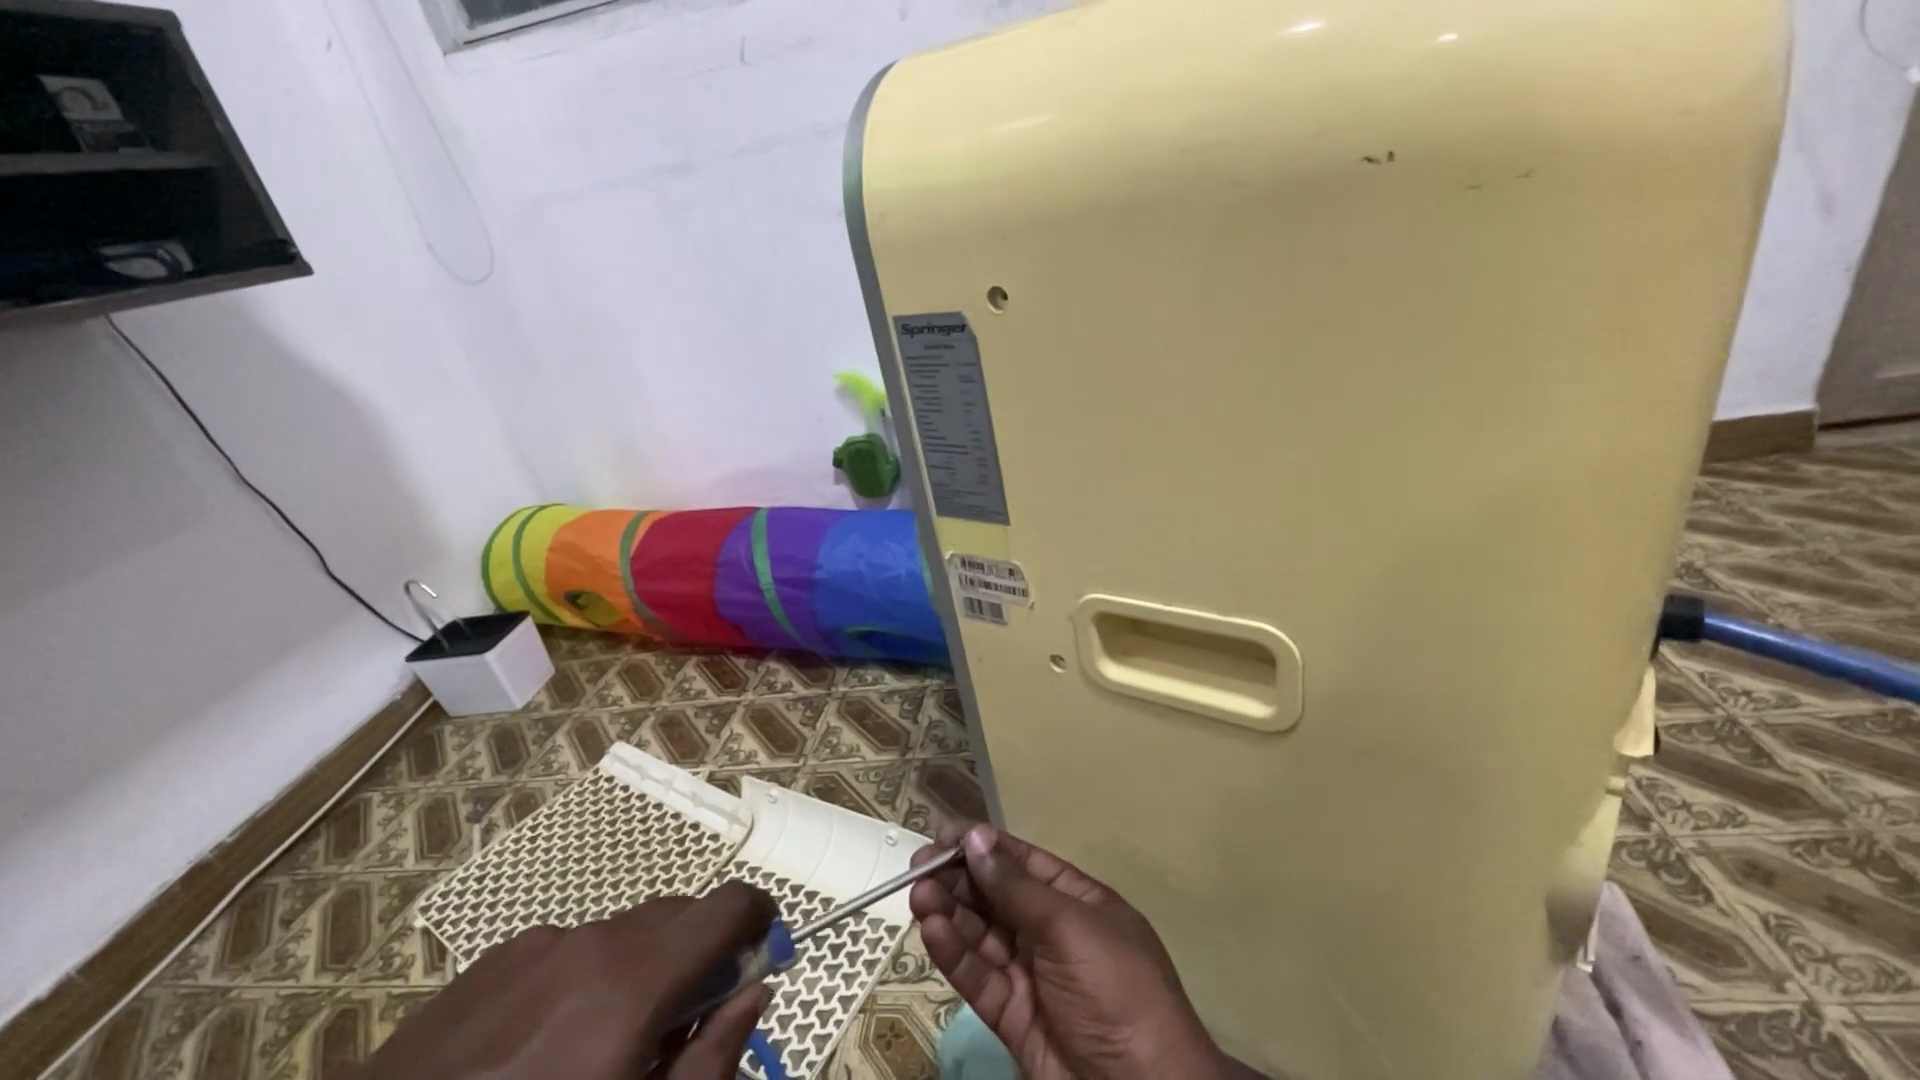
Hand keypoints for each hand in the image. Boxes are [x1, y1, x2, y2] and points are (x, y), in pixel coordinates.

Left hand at [355, 883, 774, 1079]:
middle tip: (692, 1018)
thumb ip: (712, 1055)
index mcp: (635, 982)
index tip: (761, 959)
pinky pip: (568, 949)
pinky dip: (589, 976)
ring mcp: (536, 944)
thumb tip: (756, 991)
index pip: (730, 906)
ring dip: (645, 967)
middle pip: (680, 915)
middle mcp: (592, 942)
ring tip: (612, 1041)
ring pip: (624, 932)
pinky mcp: (492, 959)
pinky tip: (550, 1041)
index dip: (761, 921)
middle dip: (704, 952)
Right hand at [909, 822, 1237, 1079]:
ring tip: (918, 894)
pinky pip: (977, 976)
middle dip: (959, 878)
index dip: (984, 846)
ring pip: (981, 935)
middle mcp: (1052, 933)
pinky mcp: (1010, 1015)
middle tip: (919, 867)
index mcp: (1078, 903)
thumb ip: (1017, 888)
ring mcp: (1030, 975)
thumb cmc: (1117, 990)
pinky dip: (953, 953)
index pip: (1024, 864)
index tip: (942, 835)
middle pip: (997, 897)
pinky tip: (932, 929)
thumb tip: (976, 838)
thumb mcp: (1071, 928)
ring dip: (949, 912)